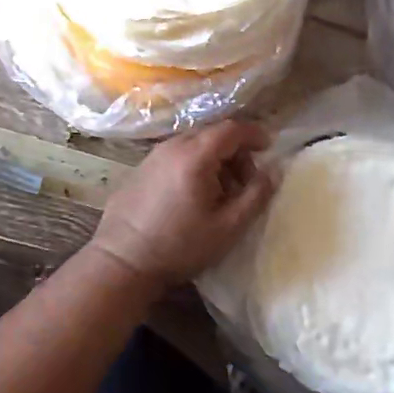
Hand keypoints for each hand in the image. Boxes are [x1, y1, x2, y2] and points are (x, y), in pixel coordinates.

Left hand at [87, 119, 274, 290]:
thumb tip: (273, 172)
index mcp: (196, 156)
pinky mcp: (139, 170)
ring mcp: (152, 157)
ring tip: (220, 192)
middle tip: (246, 179)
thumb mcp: (228, 227)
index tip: (268, 148)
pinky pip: (175, 155)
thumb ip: (256, 196)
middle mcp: (173, 147)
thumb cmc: (179, 246)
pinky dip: (193, 164)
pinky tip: (193, 195)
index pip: (232, 128)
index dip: (254, 134)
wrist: (120, 263)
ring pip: (193, 144)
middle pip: (213, 133)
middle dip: (236, 150)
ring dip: (214, 159)